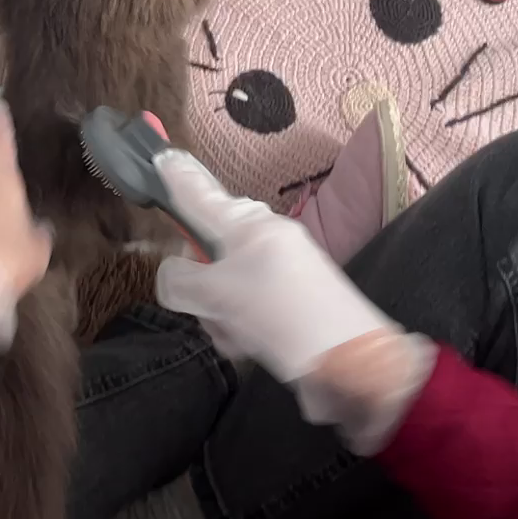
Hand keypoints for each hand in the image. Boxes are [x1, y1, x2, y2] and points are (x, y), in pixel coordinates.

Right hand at [154, 151, 433, 452]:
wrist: (355, 361)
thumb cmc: (286, 316)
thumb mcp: (218, 296)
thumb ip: (180, 281)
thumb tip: (172, 276)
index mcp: (245, 224)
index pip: (199, 193)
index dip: (177, 177)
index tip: (161, 157)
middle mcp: (261, 235)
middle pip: (206, 247)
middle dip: (200, 284)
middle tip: (208, 309)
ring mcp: (278, 264)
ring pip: (223, 281)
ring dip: (220, 311)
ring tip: (238, 335)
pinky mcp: (290, 293)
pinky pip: (246, 300)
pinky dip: (241, 322)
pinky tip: (252, 344)